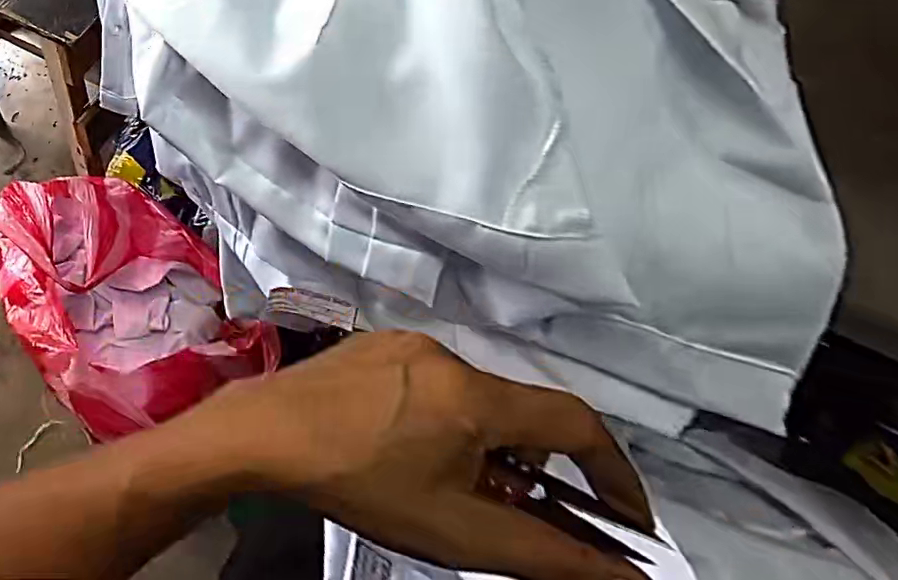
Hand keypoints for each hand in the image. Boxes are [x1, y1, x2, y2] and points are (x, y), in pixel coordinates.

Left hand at [181, 331, 652, 579]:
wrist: (268, 430)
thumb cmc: (361, 482)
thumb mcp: (457, 531)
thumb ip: (546, 553)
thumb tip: (620, 572)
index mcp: (472, 393)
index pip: (572, 419)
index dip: (613, 469)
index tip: (629, 516)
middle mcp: (446, 354)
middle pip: (519, 407)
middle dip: (539, 462)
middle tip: (533, 510)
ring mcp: (408, 341)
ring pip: (474, 394)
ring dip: (489, 440)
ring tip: (465, 484)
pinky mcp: (379, 343)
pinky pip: (435, 378)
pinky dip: (449, 416)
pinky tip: (418, 447)